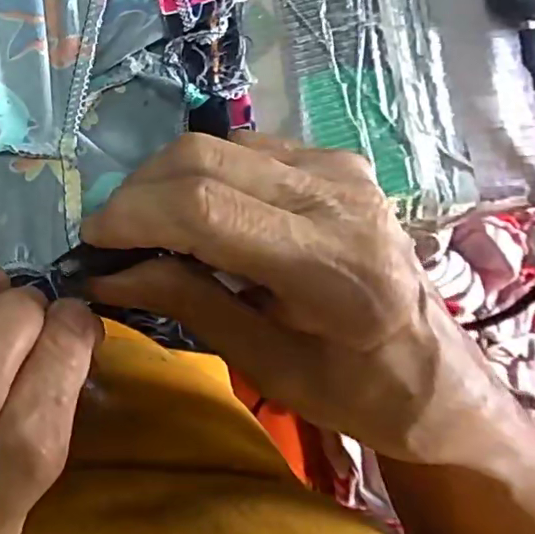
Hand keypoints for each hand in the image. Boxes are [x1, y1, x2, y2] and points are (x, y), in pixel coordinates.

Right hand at [81, 132, 526, 464]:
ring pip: (212, 143)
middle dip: (137, 193)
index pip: (207, 209)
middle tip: (109, 232)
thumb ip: (184, 303)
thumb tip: (104, 272)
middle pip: (201, 160)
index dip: (134, 215)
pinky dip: (194, 172)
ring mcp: (338, 169)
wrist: (442, 376)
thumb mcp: (265, 365)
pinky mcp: (331, 158)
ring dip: (159, 179)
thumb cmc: (358, 390)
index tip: (92, 239)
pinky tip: (190, 208)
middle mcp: (339, 199)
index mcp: (336, 268)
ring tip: (143, 222)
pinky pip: (236, 145)